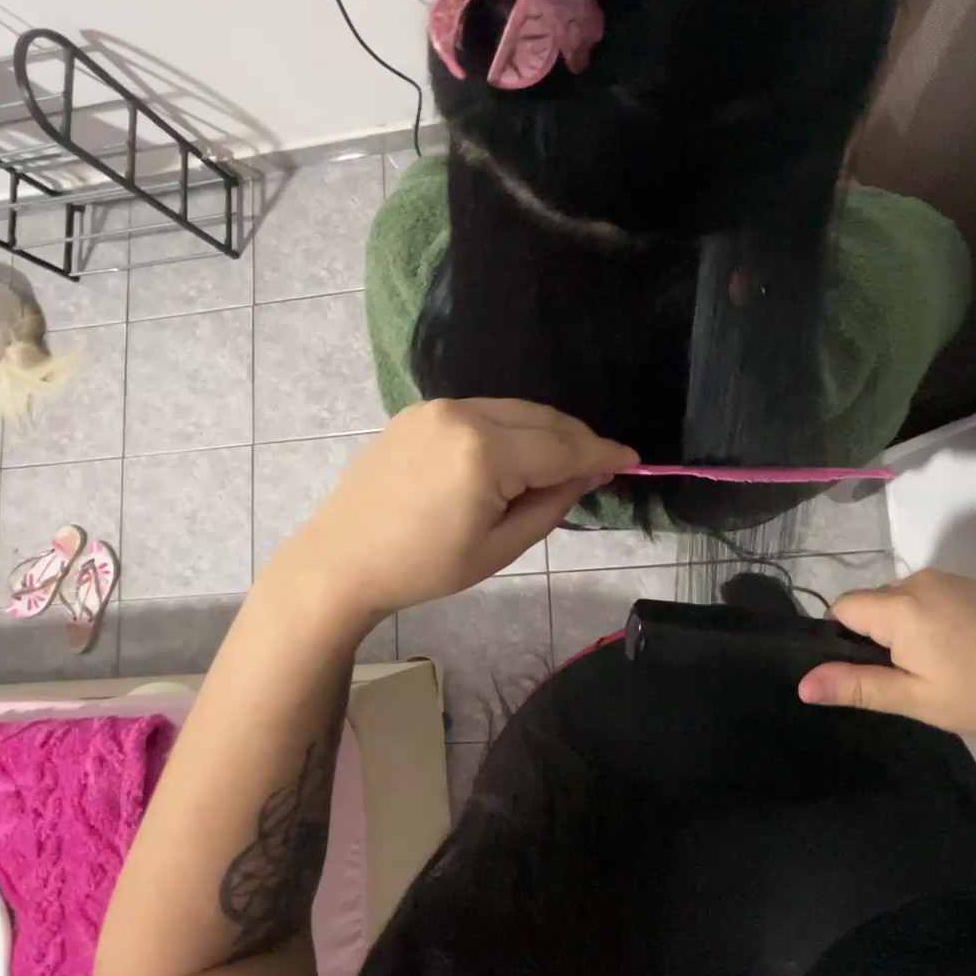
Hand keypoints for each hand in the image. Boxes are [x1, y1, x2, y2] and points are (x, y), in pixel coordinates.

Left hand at [273, 399, 637, 618]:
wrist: (342, 560)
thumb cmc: (423, 568)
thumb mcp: (499, 548)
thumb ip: (552, 504)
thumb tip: (590, 473)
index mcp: (483, 452)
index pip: (562, 446)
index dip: (602, 453)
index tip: (633, 459)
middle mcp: (462, 414)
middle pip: (543, 419)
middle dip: (578, 440)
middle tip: (600, 467)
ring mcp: (437, 408)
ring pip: (515, 409)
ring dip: (546, 431)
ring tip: (563, 463)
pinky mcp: (420, 411)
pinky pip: (484, 410)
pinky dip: (512, 427)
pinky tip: (518, 453)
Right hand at [797, 570, 975, 754]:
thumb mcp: (916, 699)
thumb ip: (856, 686)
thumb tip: (802, 683)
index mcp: (900, 606)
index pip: (842, 608)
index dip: (844, 640)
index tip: (871, 672)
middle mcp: (921, 580)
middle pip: (875, 603)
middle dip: (879, 635)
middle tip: (913, 678)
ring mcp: (955, 579)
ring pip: (906, 600)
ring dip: (909, 628)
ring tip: (945, 667)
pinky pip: (937, 597)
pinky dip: (938, 620)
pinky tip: (970, 652)